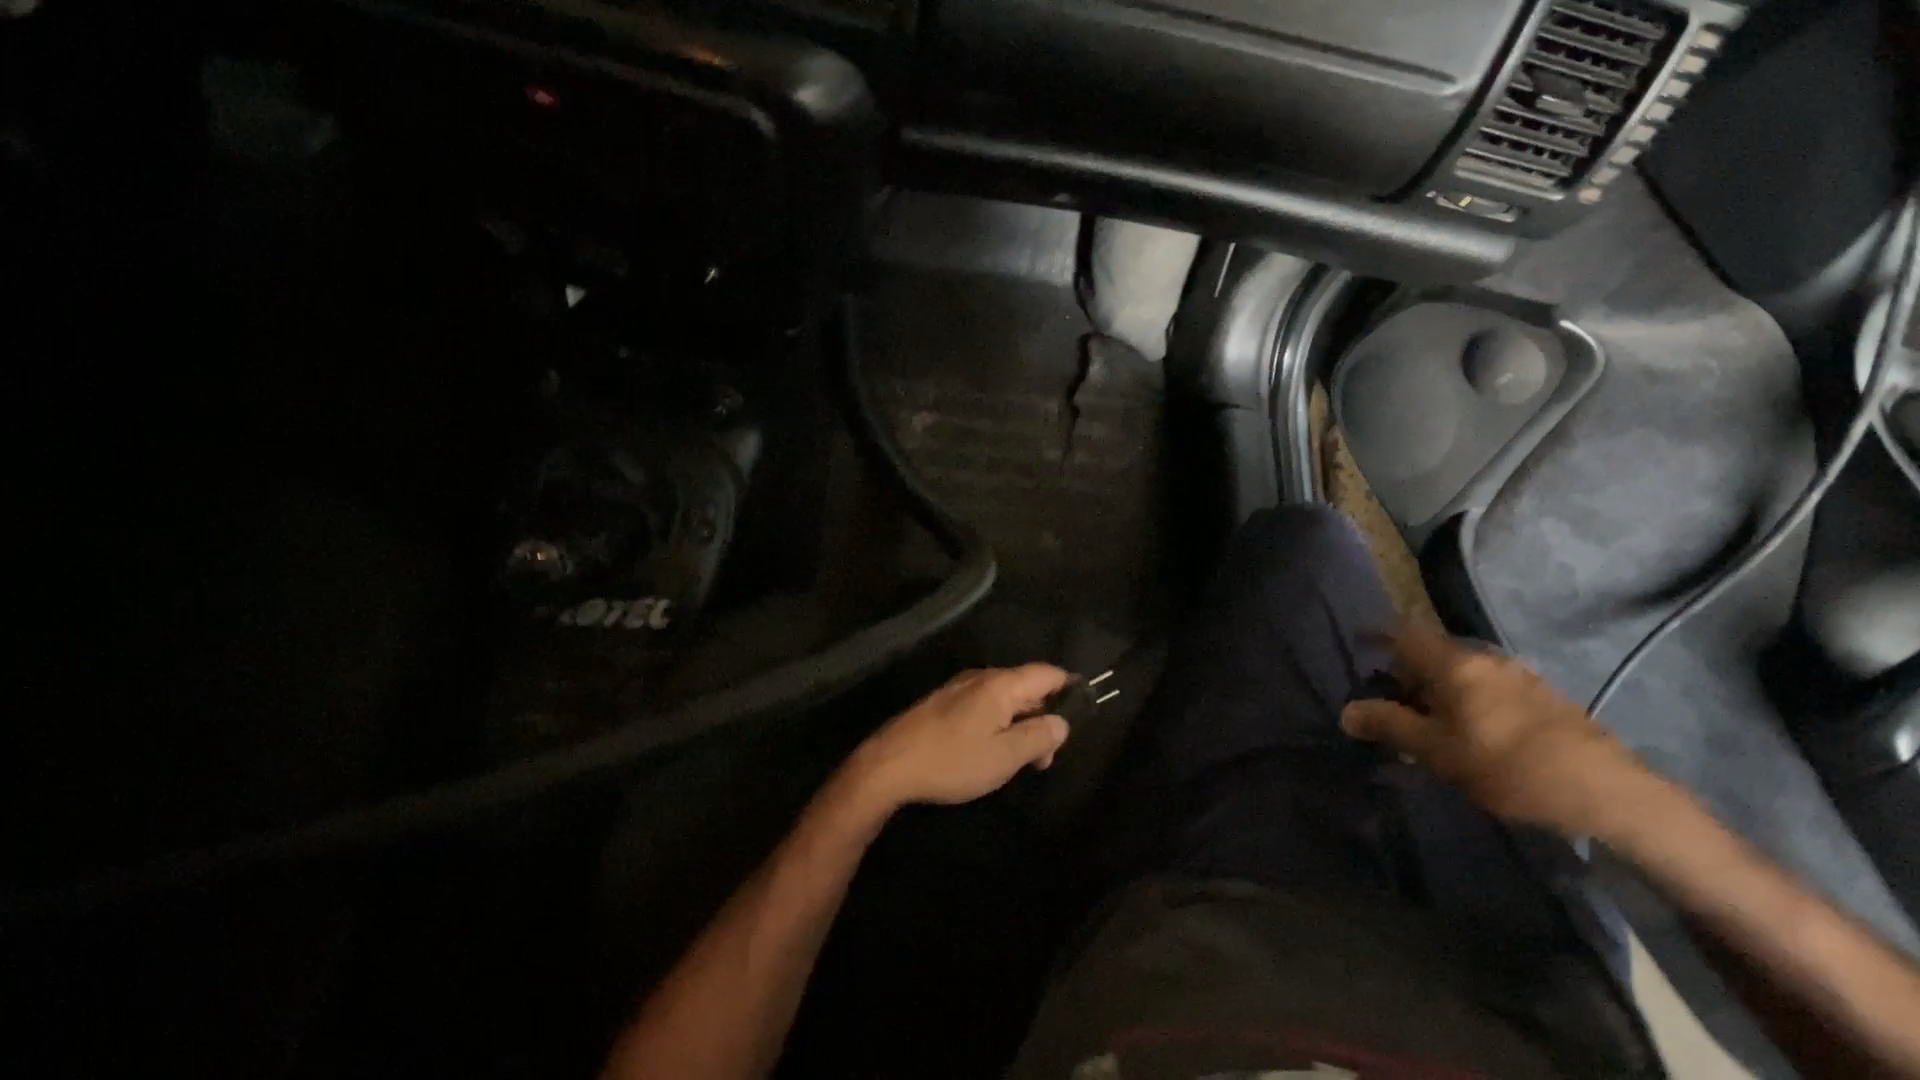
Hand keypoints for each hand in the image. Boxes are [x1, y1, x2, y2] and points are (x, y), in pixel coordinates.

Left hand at [843, 664, 1072, 810]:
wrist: (888, 766)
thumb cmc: (952, 761)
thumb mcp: (1005, 756)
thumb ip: (1039, 736)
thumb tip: (1062, 722)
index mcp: (1001, 684)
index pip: (1048, 673)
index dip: (1070, 691)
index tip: (1080, 718)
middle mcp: (981, 677)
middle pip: (1027, 687)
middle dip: (1043, 718)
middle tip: (1044, 759)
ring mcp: (958, 689)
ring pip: (1004, 700)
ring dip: (1019, 726)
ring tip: (1019, 762)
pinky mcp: (942, 705)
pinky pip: (983, 707)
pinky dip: (997, 726)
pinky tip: (991, 753)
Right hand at [1340, 622, 1640, 834]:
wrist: (1604, 789)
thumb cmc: (1506, 766)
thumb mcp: (1436, 752)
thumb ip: (1389, 726)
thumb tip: (1348, 711)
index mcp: (1455, 663)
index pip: (1405, 632)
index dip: (1378, 634)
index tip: (1358, 643)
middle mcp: (1485, 658)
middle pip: (1433, 653)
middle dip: (1407, 672)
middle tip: (1390, 703)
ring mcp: (1518, 675)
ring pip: (1462, 672)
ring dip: (1438, 689)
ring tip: (1428, 724)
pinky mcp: (1542, 696)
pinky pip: (1487, 686)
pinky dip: (1466, 699)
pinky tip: (1470, 734)